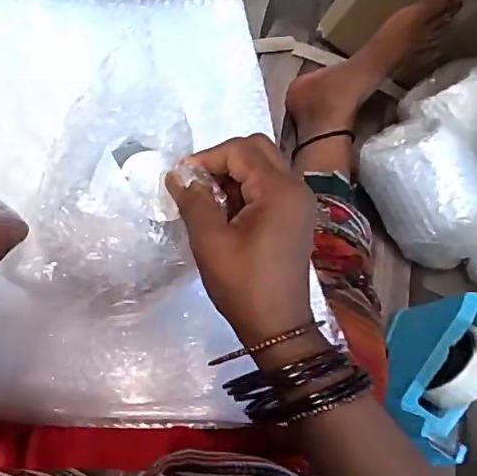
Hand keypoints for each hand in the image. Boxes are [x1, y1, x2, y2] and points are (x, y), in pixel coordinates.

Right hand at [167, 135, 316, 344]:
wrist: (277, 325)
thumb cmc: (242, 284)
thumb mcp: (210, 242)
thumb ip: (194, 201)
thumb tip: (177, 176)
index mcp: (279, 190)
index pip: (240, 150)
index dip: (206, 158)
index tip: (180, 179)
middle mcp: (295, 188)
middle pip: (257, 150)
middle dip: (221, 160)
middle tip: (195, 185)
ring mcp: (299, 203)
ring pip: (263, 168)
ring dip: (232, 176)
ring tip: (206, 202)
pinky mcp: (295, 218)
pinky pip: (269, 188)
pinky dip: (245, 191)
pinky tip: (225, 214)